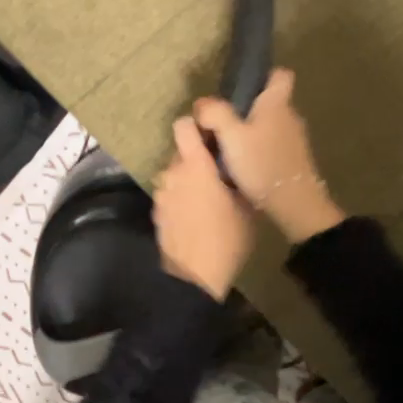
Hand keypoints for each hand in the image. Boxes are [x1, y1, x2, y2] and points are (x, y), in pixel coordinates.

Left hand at [152, 117, 252, 300]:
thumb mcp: (246, 207)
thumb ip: (237, 179)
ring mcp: (161, 192)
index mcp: (195, 166)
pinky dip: (181, 196)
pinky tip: (196, 214)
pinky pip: (170, 192)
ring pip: (175, 173)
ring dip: (188, 178)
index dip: (196, 125)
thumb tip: (237, 168)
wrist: (194, 277)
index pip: (184, 126)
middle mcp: (172, 173)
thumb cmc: (227, 239)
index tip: (212, 133)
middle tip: (218, 173)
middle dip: (197, 157)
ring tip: (208, 197)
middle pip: (181, 151)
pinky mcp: (157, 211)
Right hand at [193, 68, 344, 244]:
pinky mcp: (294, 160)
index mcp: (277, 104)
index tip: (242, 87)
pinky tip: (242, 166)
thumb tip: (202, 104)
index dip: (264, 75)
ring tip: (228, 147)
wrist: (295, 204)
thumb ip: (214, 114)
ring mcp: (295, 139)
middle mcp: (290, 117)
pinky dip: (259, 150)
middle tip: (222, 122)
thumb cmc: (262, 163)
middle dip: (247, 109)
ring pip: (270, 125)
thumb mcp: (230, 136)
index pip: (280, 75)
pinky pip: (273, 145)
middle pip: (269, 102)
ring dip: (251, 132)